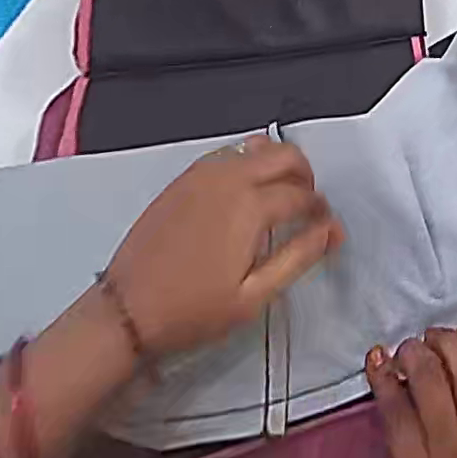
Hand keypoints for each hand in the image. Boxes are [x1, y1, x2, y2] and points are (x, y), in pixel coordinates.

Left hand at [105, 137, 343, 354]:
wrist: (125, 311)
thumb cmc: (193, 310)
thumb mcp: (253, 296)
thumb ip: (298, 257)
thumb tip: (331, 230)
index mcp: (250, 205)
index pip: (302, 194)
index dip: (321, 210)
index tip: (326, 228)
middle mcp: (230, 177)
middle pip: (286, 155)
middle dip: (306, 176)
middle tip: (307, 206)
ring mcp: (204, 172)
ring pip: (258, 146)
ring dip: (278, 164)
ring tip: (279, 196)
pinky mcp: (186, 176)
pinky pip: (230, 153)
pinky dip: (250, 162)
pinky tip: (246, 192)